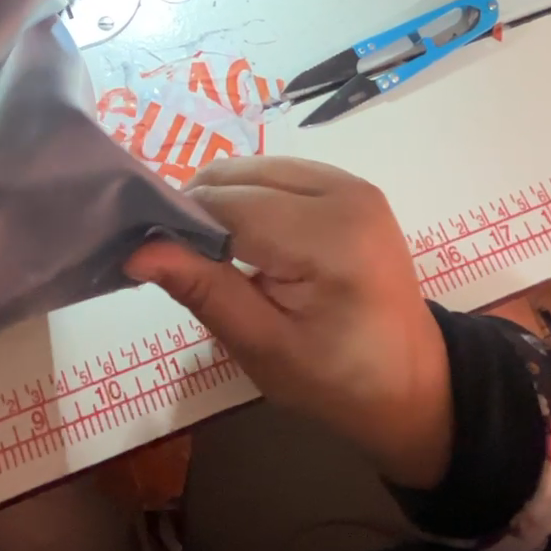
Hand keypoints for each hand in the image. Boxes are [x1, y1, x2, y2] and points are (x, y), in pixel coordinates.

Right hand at [125, 157, 453, 487]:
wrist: (414, 383)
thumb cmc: (337, 380)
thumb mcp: (263, 347)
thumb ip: (203, 290)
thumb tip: (136, 251)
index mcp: (329, 236)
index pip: (228, 204)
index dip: (179, 221)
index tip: (148, 251)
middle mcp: (343, 191)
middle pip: (238, 175)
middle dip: (198, 209)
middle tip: (180, 259)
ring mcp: (351, 183)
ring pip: (253, 167)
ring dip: (223, 200)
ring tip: (214, 252)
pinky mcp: (350, 185)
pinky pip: (277, 172)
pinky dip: (250, 196)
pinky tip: (248, 238)